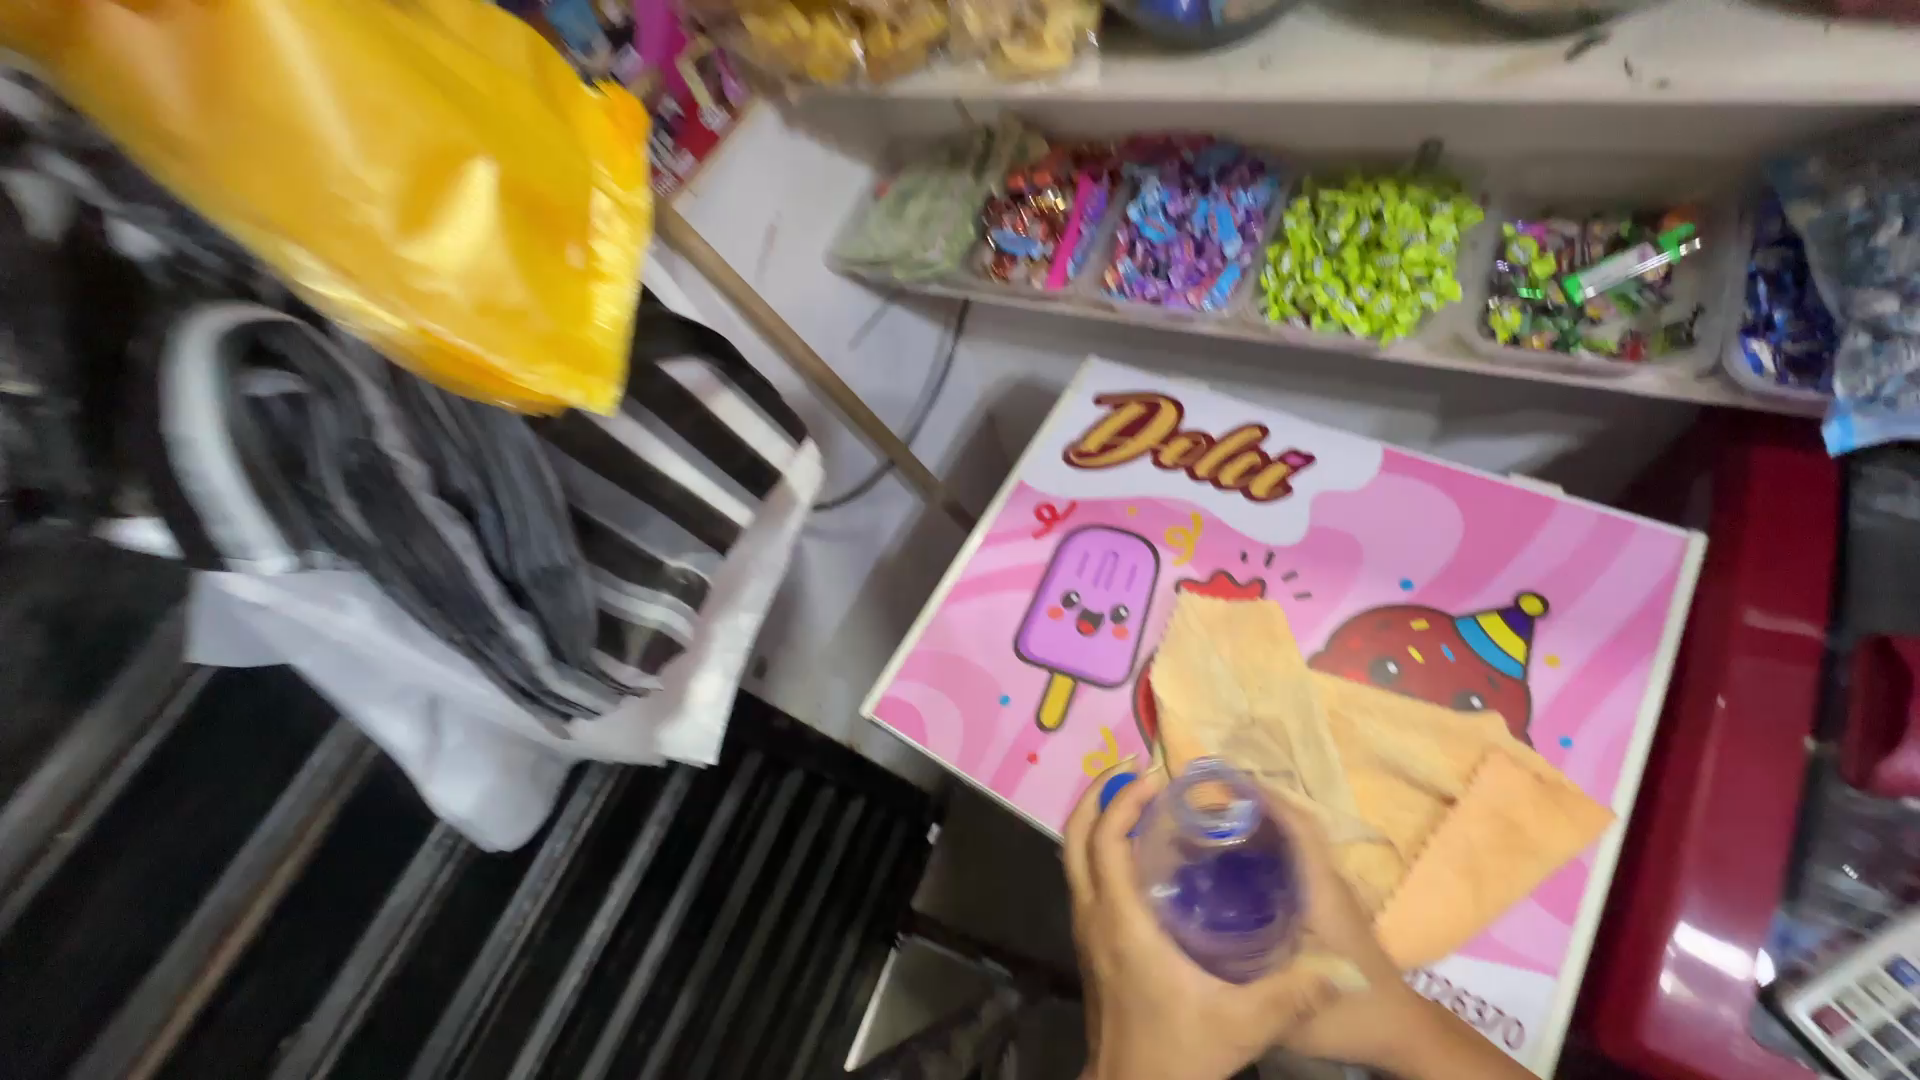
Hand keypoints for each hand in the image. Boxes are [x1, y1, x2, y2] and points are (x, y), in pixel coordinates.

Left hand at [1065, 762, 1377, 1079]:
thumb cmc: (1179, 1052)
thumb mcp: (1243, 1024)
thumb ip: (1293, 992)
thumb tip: (1345, 967)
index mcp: (1119, 919)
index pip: (1105, 839)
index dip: (1124, 800)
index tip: (1155, 776)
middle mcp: (1091, 912)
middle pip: (1075, 834)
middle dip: (1099, 794)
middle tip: (1134, 769)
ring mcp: (1084, 926)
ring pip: (1074, 854)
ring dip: (1098, 818)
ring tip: (1137, 797)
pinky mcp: (1088, 939)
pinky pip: (1085, 874)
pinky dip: (1101, 846)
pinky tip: (1139, 850)